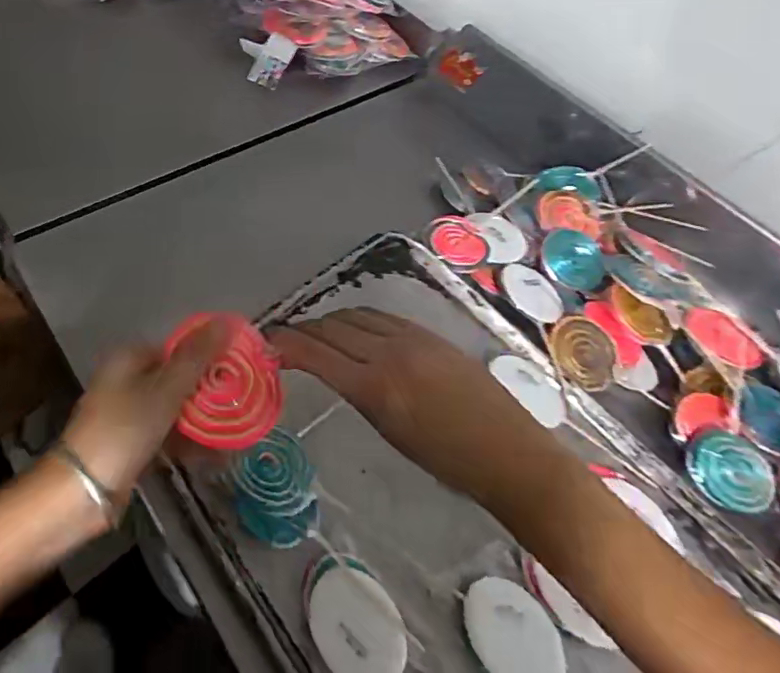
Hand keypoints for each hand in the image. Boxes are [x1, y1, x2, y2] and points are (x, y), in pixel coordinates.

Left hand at [60, 322, 227, 504]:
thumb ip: (197, 356)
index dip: (207, 359)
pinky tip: (216, 455)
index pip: (176, 349)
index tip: (236, 374)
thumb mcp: (166, 389)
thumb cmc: (125, 429)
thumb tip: (227, 320)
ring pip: (173, 410)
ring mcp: (127, 414)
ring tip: (236, 433)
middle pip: (176, 380)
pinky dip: (188, 443)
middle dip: (208, 394)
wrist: (83, 490)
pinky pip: (167, 436)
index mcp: (129, 358)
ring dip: (202, 421)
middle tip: (240, 406)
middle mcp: (126, 381)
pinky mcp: (130, 445)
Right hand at [269, 308, 547, 500]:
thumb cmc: (449, 463)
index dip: (287, 343)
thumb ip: (360, 394)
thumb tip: (334, 368)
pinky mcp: (430, 334)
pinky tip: (355, 329)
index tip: (267, 342)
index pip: (317, 353)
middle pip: (332, 327)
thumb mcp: (391, 433)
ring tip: (316, 332)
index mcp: (377, 388)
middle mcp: (390, 353)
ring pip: (355, 315)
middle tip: (285, 337)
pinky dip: (358, 319)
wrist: (512, 455)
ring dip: (329, 321)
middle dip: (303, 330)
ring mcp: (412, 338)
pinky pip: (382, 317)